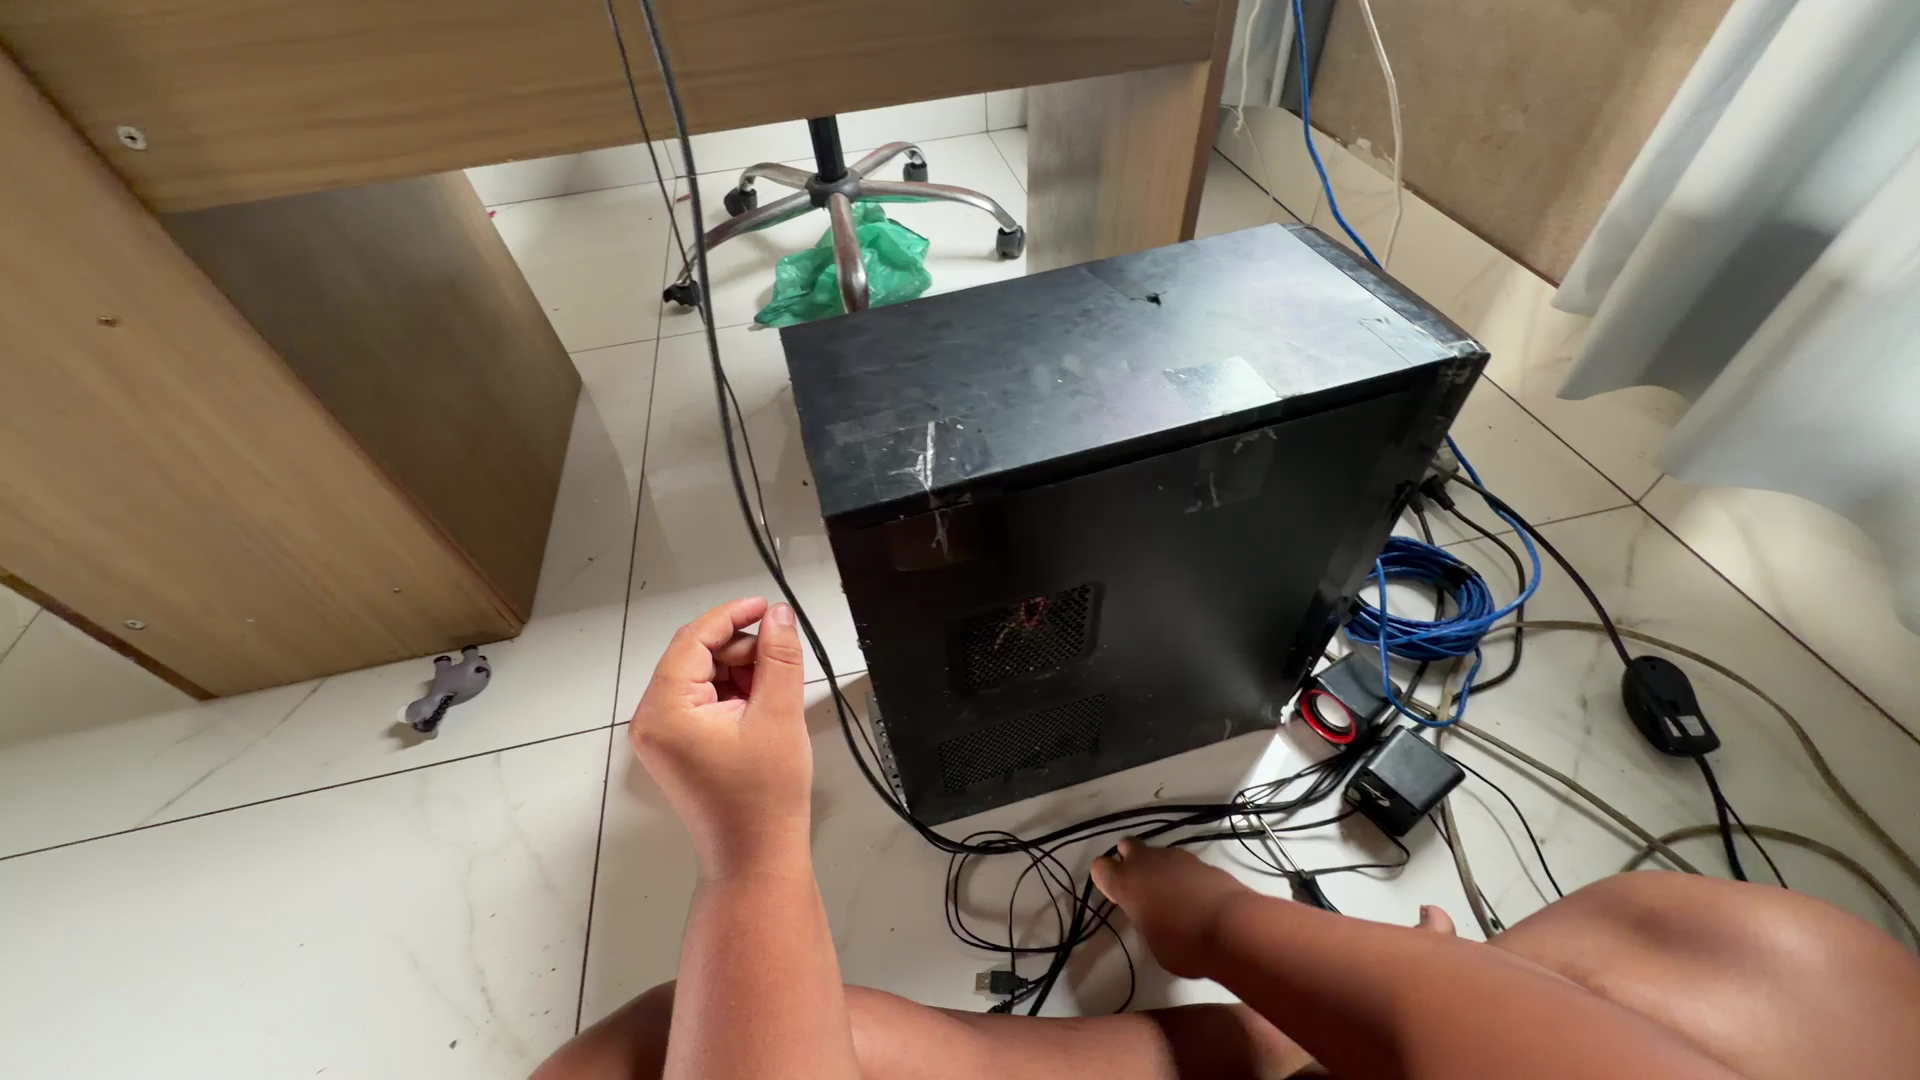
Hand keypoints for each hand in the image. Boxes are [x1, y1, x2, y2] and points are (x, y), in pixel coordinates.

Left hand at [630, 597, 812, 880]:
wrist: (757, 857)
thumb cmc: (765, 793)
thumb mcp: (778, 715)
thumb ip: (779, 657)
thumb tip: (779, 614)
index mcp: (665, 710)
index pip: (693, 641)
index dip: (731, 616)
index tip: (767, 605)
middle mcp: (653, 719)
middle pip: (695, 657)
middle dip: (740, 648)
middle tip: (781, 656)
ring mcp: (663, 735)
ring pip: (702, 677)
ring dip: (740, 670)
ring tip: (777, 686)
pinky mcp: (678, 747)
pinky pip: (703, 700)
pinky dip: (734, 692)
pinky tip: (763, 702)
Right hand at [1091, 837, 1256, 977]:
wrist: (1233, 928)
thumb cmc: (1184, 945)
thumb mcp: (1153, 943)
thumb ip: (1145, 920)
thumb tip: (1153, 914)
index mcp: (1127, 882)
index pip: (1100, 868)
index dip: (1106, 879)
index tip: (1117, 896)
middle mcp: (1147, 861)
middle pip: (1128, 846)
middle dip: (1130, 860)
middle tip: (1142, 887)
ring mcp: (1176, 857)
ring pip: (1158, 853)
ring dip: (1160, 869)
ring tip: (1174, 897)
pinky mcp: (1202, 861)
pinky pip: (1184, 864)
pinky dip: (1185, 877)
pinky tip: (1196, 898)